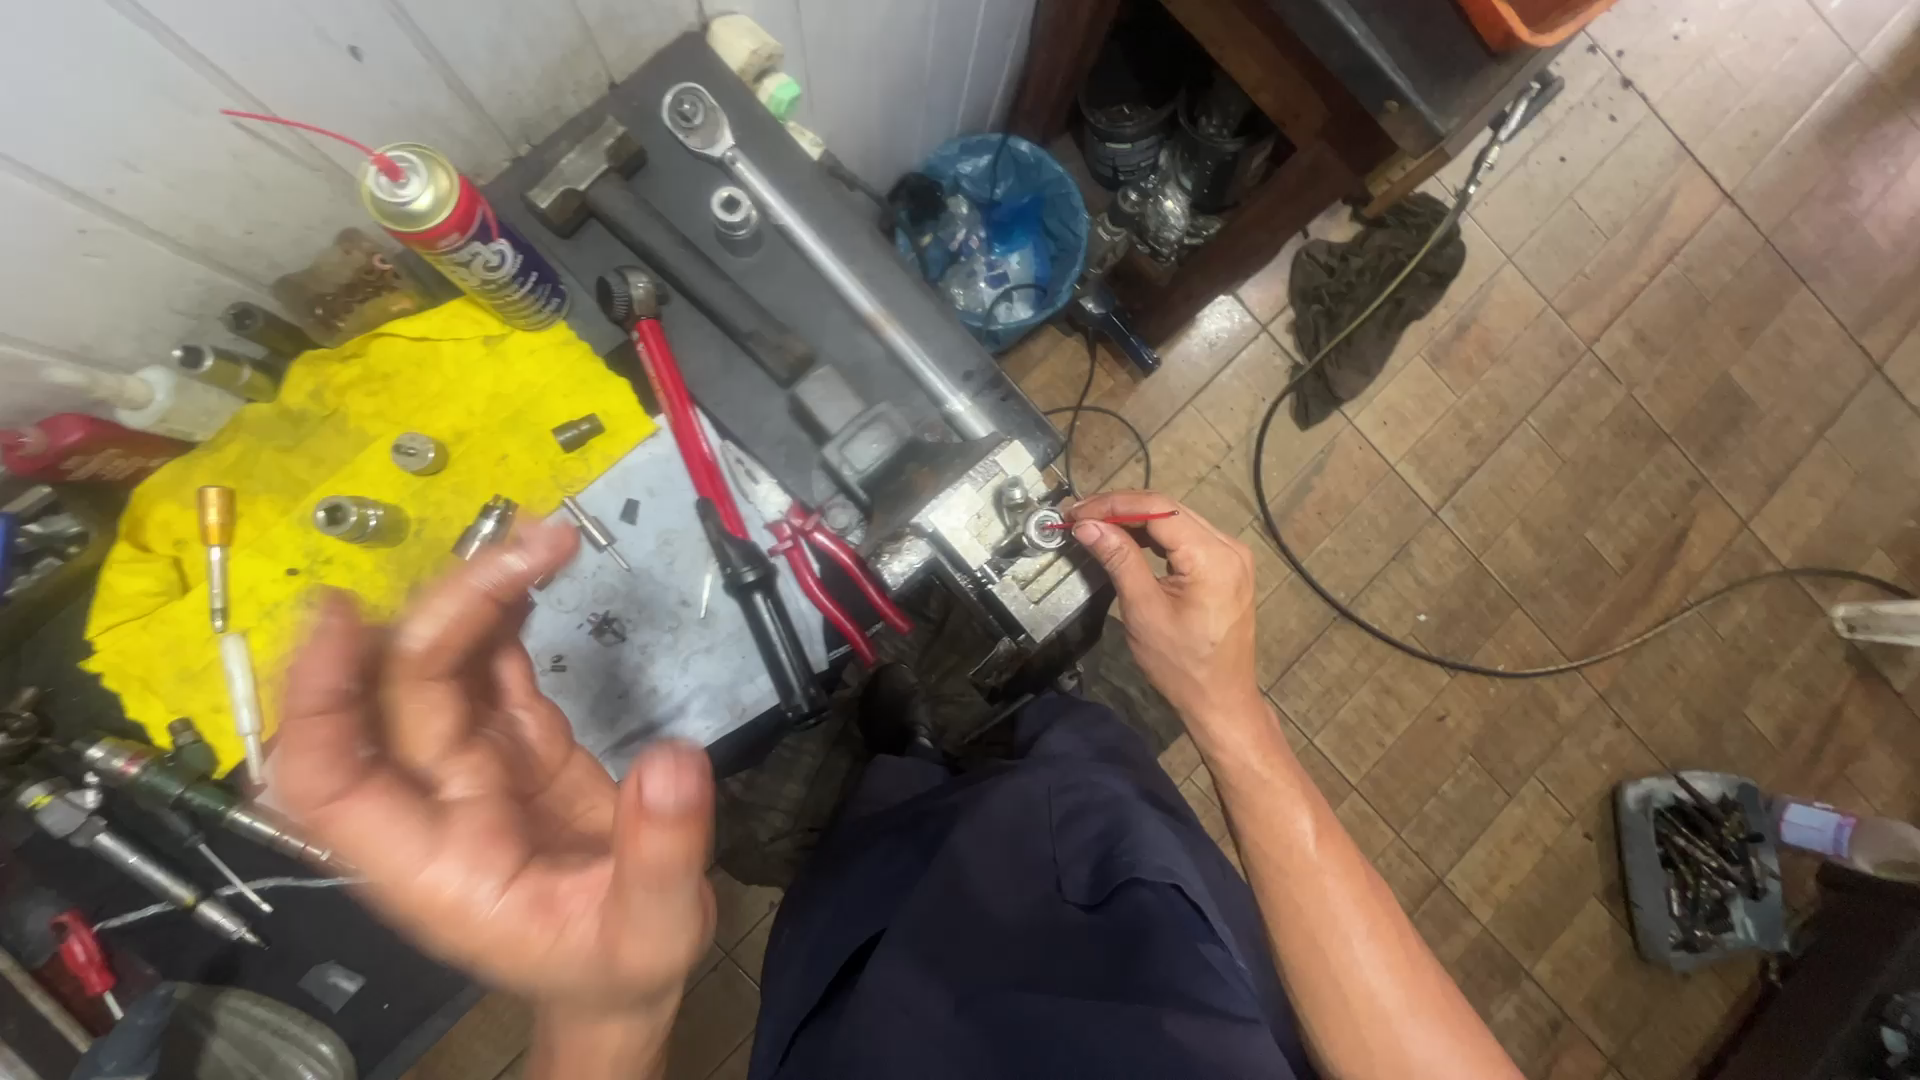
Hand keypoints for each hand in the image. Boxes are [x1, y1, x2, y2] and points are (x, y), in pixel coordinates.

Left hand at [275, 520, 714, 1015]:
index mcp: (436, 861)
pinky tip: (531, 576)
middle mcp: (436, 804)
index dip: (320, 698)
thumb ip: (662, 851)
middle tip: (531, 547)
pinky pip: (495, 672)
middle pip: (405, 694)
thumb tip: (674, 758)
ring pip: (449, 668)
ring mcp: (478, 768)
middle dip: (454, 611)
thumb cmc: (620, 964)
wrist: (627, 970)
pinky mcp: (521, 748)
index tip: (347, 615)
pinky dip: (506, 620)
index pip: (332, 780)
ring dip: (483, 599)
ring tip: (543, 540)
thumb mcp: (654, 928)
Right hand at [1068, 491, 1263, 721]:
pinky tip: (1124, 537)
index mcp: (1213, 557)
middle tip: (1078, 514)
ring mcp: (1231, 555)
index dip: (1113, 504)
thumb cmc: (1180, 664)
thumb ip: (1118, 559)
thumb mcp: (1143, 610)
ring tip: (1093, 523)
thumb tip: (1087, 525)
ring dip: (1133, 518)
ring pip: (1175, 519)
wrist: (1220, 700)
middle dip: (1120, 507)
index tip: (1076, 511)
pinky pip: (1185, 536)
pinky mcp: (1225, 566)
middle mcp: (1229, 547)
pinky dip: (1152, 534)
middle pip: (1168, 509)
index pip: (1159, 510)